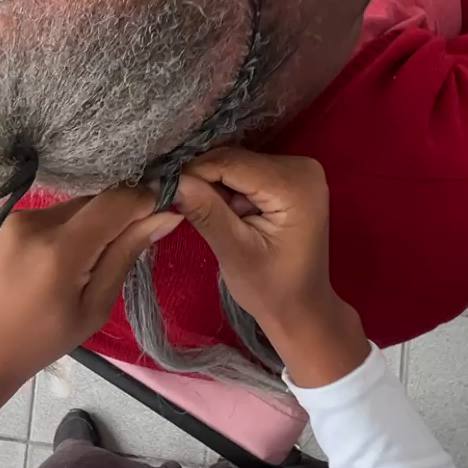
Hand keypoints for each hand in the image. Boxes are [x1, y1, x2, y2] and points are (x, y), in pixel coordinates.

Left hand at [0, 188, 181, 421]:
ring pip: (68, 207)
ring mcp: (8, 216)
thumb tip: (165, 215)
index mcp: (58, 251)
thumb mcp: (93, 309)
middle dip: (113, 220)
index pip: (115, 202)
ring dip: (84, 226)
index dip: (144, 201)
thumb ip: (126, 256)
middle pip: (92, 202)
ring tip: (77, 265)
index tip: (161, 212)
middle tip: (115, 254)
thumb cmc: (39, 343)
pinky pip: (43, 214)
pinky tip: (48, 262)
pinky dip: (57, 230)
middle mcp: (31, 222)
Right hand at [173, 149, 368, 386]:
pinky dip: (226, 190)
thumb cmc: (270, 288)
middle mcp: (301, 167)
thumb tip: (173, 181)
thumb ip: (206, 213)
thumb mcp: (234, 254)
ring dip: (213, 187)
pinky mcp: (288, 177)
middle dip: (203, 181)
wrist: (300, 307)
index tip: (165, 195)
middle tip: (185, 212)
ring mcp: (297, 170)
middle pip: (233, 159)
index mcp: (295, 185)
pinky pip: (244, 172)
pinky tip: (224, 214)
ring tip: (209, 218)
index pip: (231, 162)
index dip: (193, 174)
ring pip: (234, 164)